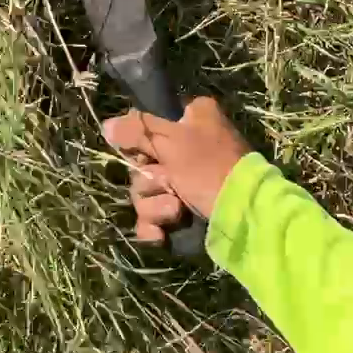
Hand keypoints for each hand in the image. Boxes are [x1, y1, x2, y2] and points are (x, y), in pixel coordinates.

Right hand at [102, 96, 252, 242]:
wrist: (245, 216)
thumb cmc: (209, 167)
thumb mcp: (171, 141)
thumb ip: (136, 130)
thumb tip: (107, 125)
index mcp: (192, 117)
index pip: (148, 127)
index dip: (140, 147)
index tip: (146, 156)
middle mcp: (190, 144)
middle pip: (143, 162)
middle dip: (150, 181)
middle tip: (168, 184)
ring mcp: (189, 179)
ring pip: (147, 191)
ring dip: (156, 204)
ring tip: (176, 210)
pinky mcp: (188, 209)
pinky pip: (154, 216)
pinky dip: (155, 225)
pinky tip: (162, 234)